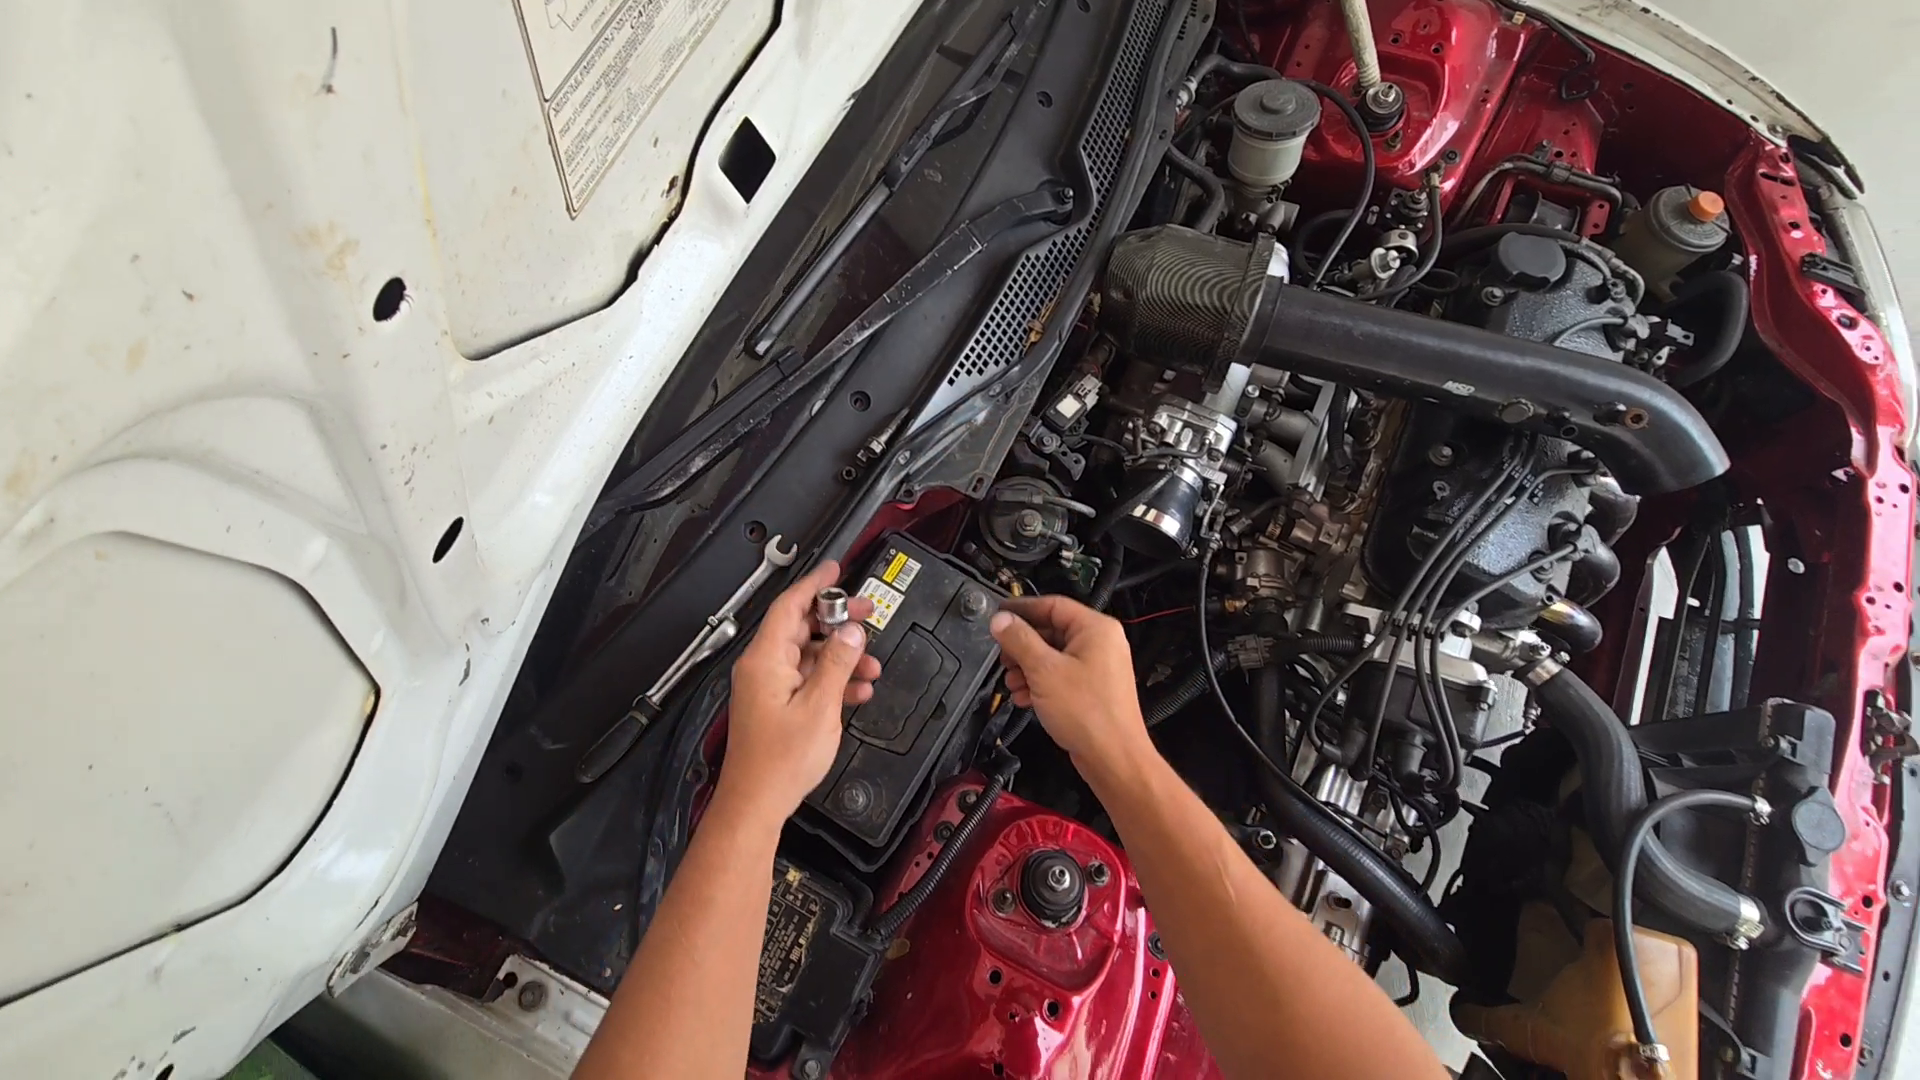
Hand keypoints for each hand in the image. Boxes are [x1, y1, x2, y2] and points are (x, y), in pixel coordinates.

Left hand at [721, 561, 881, 818]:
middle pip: (803, 627)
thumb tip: (851, 632)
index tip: (834, 570)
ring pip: (810, 654)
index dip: (814, 584)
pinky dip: (832, 678)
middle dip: (838, 621)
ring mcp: (769, 685)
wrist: (757, 802)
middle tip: (866, 613)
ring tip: (870, 664)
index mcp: (765, 660)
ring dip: (841, 655)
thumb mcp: (819, 706)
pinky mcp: (776, 702)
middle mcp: (763, 667)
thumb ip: (838, 664)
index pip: (789, 606)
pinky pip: (808, 677)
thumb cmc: (778, 762)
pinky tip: (856, 690)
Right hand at [989, 595, 1151, 779]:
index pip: (1052, 605)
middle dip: (1022, 646)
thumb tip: (1001, 620)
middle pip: (1051, 631)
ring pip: (1053, 656)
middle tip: (1003, 655)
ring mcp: (1098, 668)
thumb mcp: (1044, 670)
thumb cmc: (1091, 716)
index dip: (1022, 609)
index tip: (1000, 613)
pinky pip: (1060, 675)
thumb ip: (1019, 640)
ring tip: (1012, 681)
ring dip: (1028, 667)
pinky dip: (1040, 682)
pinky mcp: (1092, 689)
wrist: (1112, 759)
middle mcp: (1101, 644)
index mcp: (1096, 629)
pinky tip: (1025, 696)